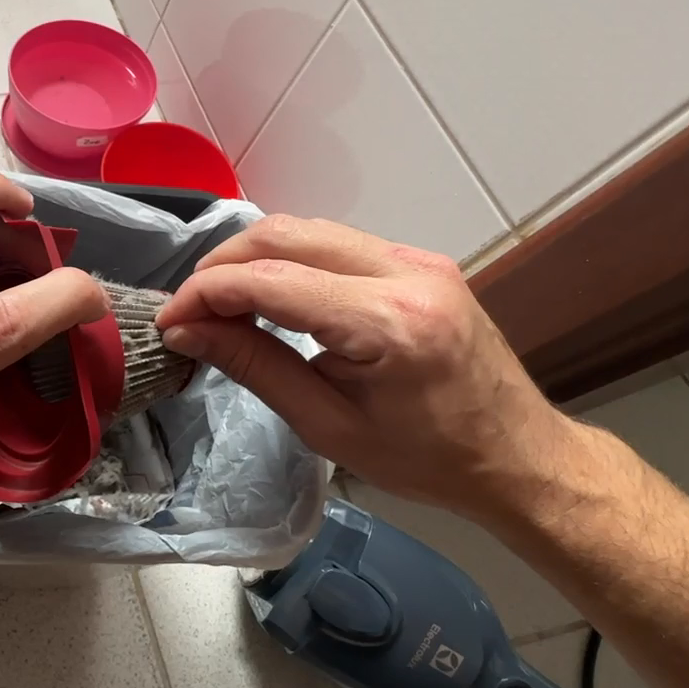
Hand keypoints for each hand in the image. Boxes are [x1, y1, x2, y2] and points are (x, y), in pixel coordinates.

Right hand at [156, 215, 578, 520]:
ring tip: (218, 304)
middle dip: (221, 265)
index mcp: (389, 323)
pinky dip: (285, 260)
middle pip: (284, 234)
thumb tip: (186, 331)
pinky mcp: (417, 260)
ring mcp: (416, 258)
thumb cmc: (425, 459)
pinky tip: (265, 294)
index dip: (205, 294)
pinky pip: (331, 241)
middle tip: (188, 309)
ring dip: (250, 258)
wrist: (520, 457)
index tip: (167, 322)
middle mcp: (406, 272)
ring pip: (305, 228)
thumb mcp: (326, 425)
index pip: (270, 281)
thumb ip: (253, 366)